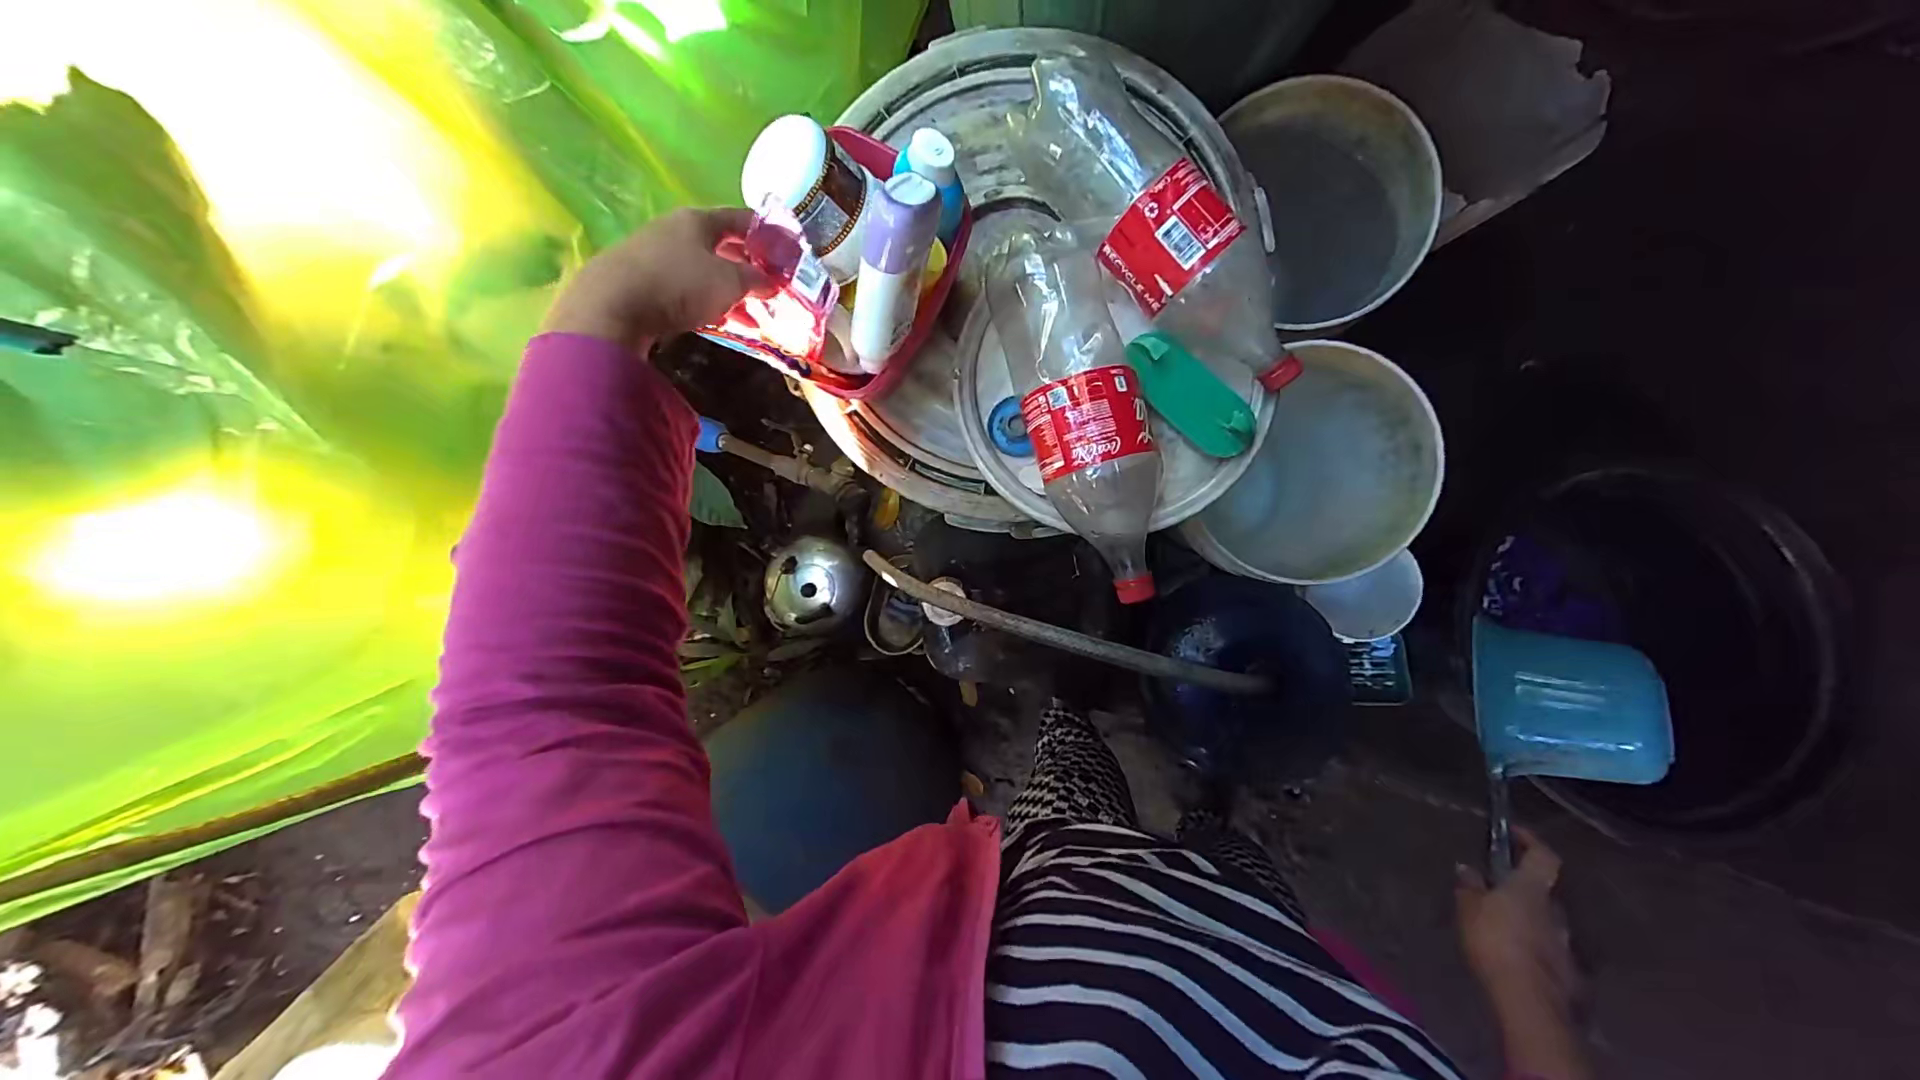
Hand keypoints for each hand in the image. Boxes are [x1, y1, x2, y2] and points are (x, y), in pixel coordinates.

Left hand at [541, 207, 771, 350]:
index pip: (741, 219)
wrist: (612, 306)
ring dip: (731, 292)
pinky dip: (710, 303)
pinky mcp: (645, 283)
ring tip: (753, 315)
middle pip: (722, 247)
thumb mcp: (730, 282)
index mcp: (698, 220)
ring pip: (706, 271)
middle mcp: (676, 231)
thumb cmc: (680, 284)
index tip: (787, 252)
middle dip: (749, 269)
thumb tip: (772, 282)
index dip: (767, 234)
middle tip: (771, 288)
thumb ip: (757, 280)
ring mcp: (657, 257)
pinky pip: (688, 290)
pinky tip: (722, 321)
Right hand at [1456, 828, 1591, 1079]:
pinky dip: (1529, 941)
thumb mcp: (1469, 907)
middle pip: (1541, 890)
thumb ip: (1470, 886)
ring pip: (1543, 919)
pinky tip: (1510, 949)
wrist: (1528, 998)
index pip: (1543, 856)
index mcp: (1531, 890)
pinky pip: (1544, 944)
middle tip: (1493, 886)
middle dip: (1520, 885)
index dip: (1531, 841)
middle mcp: (1554, 912)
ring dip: (1524, 915)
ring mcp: (1563, 942)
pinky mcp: (1565, 969)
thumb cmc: (1495, 940)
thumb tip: (1468, 868)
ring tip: (1497, 921)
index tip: (1513, 831)